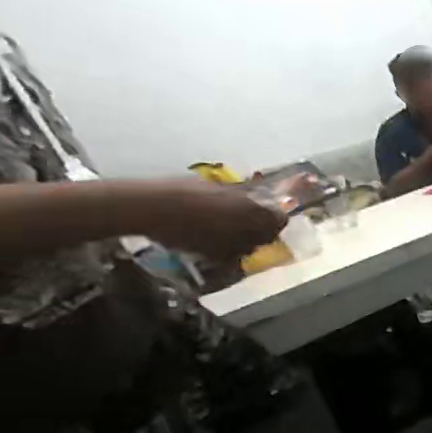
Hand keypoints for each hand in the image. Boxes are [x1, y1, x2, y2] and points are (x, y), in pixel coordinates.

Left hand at [139, 179, 286, 258]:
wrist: (151, 205)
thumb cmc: (192, 233)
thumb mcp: (220, 251)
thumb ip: (240, 250)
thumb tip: (246, 249)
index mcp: (261, 212)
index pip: (280, 221)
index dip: (270, 234)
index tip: (256, 244)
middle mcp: (250, 195)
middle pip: (260, 209)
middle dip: (251, 223)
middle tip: (236, 238)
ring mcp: (226, 185)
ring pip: (238, 202)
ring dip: (231, 214)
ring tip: (211, 229)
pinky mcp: (203, 181)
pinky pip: (216, 196)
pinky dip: (211, 207)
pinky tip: (193, 219)